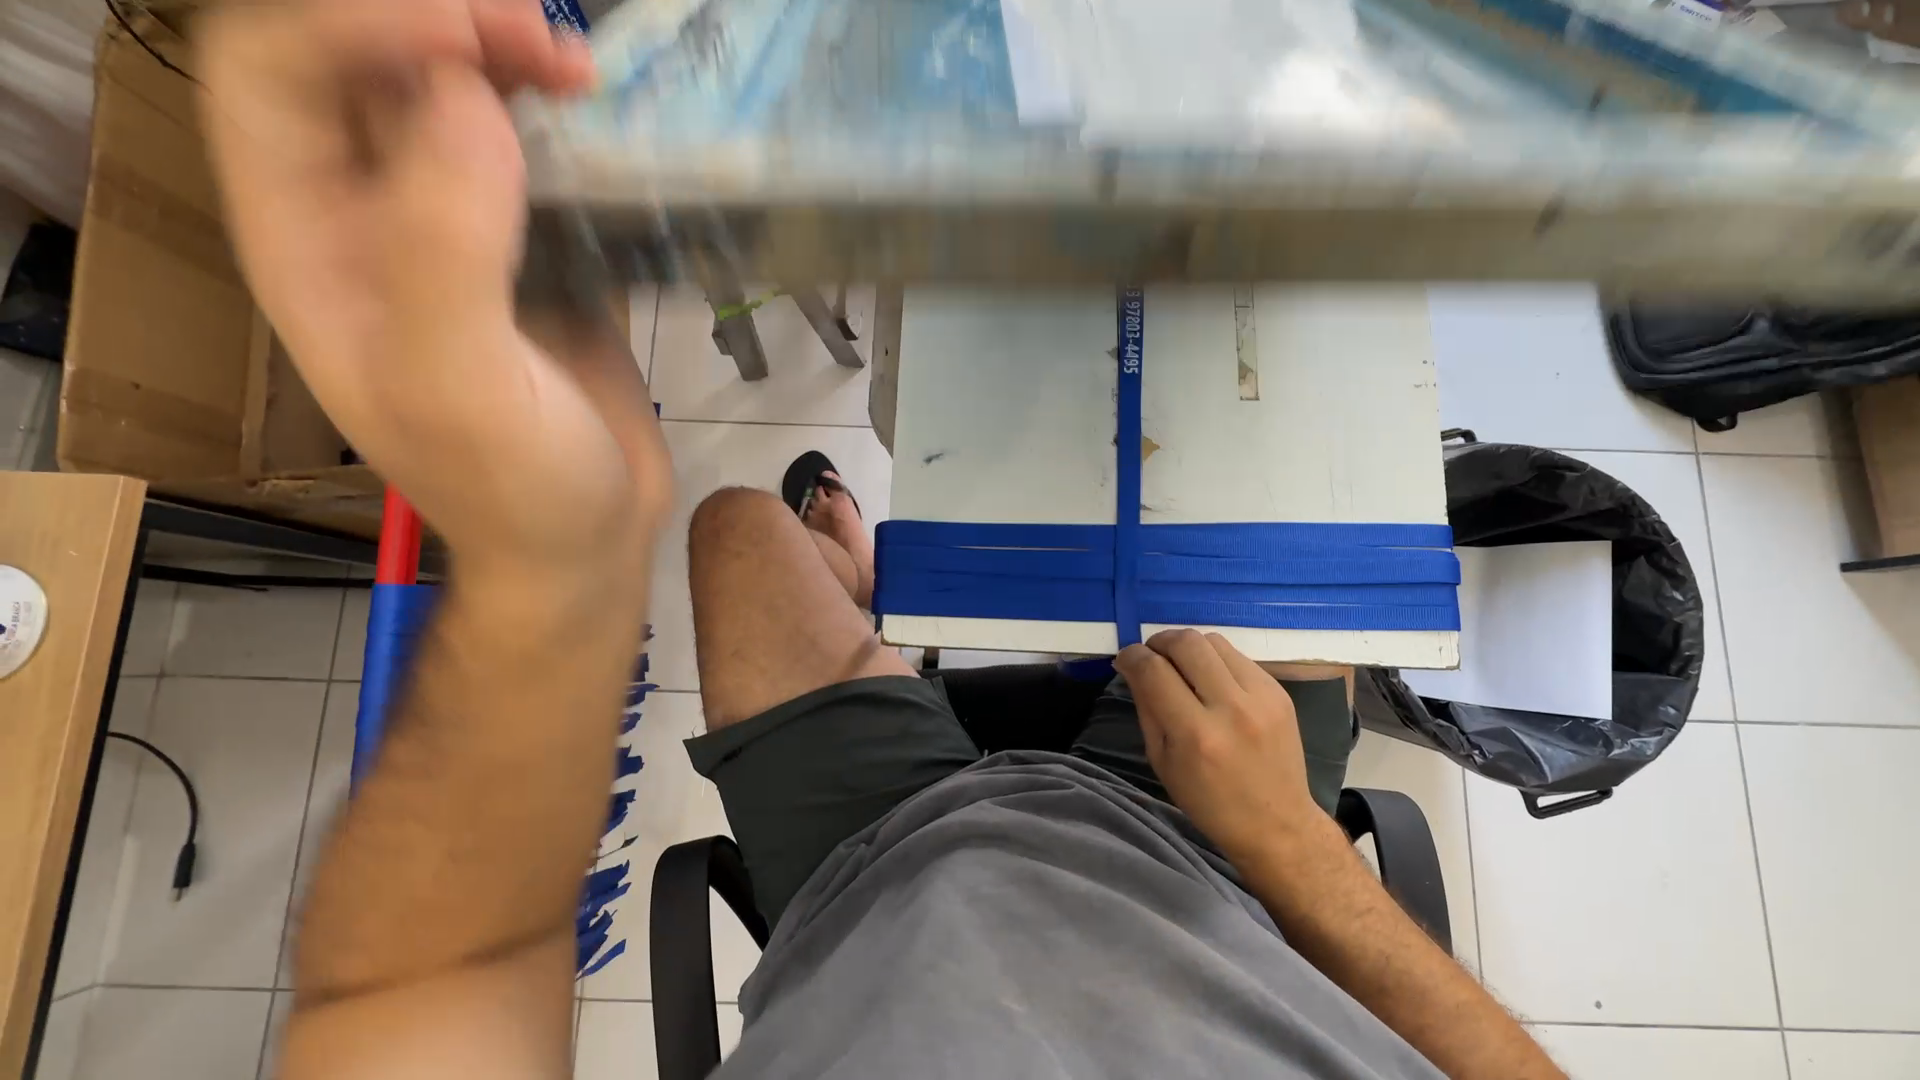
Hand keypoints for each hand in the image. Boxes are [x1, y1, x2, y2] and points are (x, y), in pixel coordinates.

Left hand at [198, 0, 670, 587]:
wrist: (587, 541)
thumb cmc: (516, 488)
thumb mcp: (461, 388)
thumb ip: (444, 251)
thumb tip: (468, 100)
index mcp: (313, 246)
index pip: (281, 73)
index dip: (360, 24)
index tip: (476, 38)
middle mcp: (372, 225)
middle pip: (370, 68)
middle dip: (451, 30)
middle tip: (554, 50)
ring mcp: (458, 240)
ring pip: (457, 105)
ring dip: (514, 72)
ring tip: (587, 82)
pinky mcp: (535, 261)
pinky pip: (537, 166)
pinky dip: (572, 138)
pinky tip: (617, 146)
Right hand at [1115, 630, 1330, 863]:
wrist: (1276, 824)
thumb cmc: (1209, 801)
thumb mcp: (1162, 761)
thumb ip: (1147, 707)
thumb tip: (1132, 667)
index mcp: (1196, 734)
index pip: (1153, 670)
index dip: (1131, 656)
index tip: (1125, 660)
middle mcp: (1231, 708)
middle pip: (1186, 642)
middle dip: (1159, 641)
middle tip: (1152, 657)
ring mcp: (1261, 697)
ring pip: (1213, 641)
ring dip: (1188, 648)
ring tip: (1182, 667)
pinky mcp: (1279, 692)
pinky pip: (1238, 656)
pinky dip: (1216, 661)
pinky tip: (1212, 682)